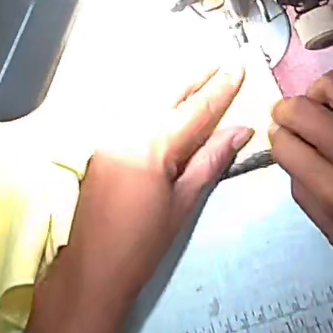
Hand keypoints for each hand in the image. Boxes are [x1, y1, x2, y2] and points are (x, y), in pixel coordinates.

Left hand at [29, 67, 251, 332]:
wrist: (92, 270)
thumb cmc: (144, 243)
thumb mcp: (184, 202)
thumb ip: (211, 160)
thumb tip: (240, 130)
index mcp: (152, 146)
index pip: (194, 110)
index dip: (220, 88)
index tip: (238, 67)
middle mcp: (126, 132)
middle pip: (167, 97)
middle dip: (196, 79)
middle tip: (220, 62)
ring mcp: (108, 137)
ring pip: (147, 103)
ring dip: (174, 89)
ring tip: (198, 76)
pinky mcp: (100, 148)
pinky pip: (132, 116)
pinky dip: (153, 105)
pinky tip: (165, 101)